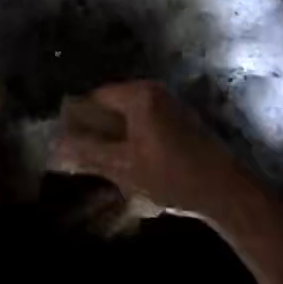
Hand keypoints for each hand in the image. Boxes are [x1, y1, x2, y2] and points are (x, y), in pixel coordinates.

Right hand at [50, 80, 255, 221]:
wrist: (227, 192)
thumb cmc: (172, 176)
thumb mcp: (124, 167)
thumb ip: (88, 153)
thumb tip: (55, 146)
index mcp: (138, 94)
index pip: (96, 97)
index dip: (78, 120)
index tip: (68, 144)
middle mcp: (153, 90)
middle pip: (112, 105)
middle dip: (97, 130)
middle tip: (86, 158)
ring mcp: (169, 103)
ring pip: (129, 116)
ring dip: (116, 137)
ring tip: (108, 165)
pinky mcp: (180, 119)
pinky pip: (145, 122)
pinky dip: (134, 138)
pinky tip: (134, 165)